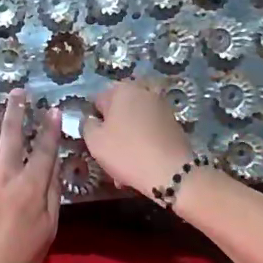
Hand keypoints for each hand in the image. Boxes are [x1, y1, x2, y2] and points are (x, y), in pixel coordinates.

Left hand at [0, 90, 60, 262]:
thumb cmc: (25, 249)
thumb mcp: (50, 223)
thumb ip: (52, 189)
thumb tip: (54, 161)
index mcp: (31, 185)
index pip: (44, 148)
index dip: (50, 127)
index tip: (53, 110)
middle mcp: (5, 173)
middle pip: (11, 132)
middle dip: (16, 109)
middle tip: (18, 92)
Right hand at [83, 79, 192, 199]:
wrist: (173, 173)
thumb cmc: (127, 152)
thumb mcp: (94, 140)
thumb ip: (87, 125)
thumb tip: (91, 120)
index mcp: (122, 89)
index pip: (97, 101)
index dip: (92, 121)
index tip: (94, 140)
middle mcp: (143, 92)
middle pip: (118, 112)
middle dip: (112, 131)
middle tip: (108, 155)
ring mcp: (162, 108)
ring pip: (134, 124)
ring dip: (127, 140)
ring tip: (124, 166)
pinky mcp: (175, 125)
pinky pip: (150, 132)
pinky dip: (143, 144)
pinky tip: (140, 164)